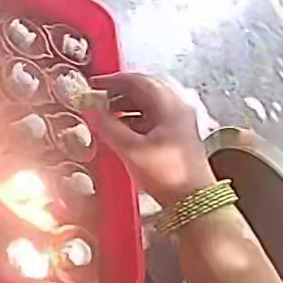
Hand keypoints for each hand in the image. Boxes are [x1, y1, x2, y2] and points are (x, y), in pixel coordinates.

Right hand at [85, 73, 216, 206]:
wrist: (193, 201)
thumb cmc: (166, 174)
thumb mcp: (131, 150)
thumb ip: (107, 126)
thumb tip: (89, 107)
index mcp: (169, 106)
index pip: (137, 81)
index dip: (112, 81)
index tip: (93, 84)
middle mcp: (176, 109)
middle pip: (144, 90)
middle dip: (118, 91)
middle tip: (97, 97)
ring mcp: (178, 122)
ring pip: (148, 104)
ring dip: (125, 105)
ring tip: (104, 113)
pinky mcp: (176, 137)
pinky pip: (151, 118)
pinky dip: (133, 118)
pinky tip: (119, 129)